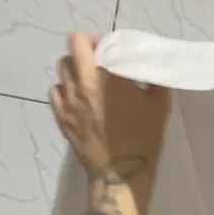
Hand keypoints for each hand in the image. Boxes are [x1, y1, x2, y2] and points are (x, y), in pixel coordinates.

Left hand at [49, 33, 168, 189]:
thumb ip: (151, 79)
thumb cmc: (142, 138)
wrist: (120, 173)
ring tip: (89, 81)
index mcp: (102, 77)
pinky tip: (79, 98)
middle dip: (83, 53)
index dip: (95, 41)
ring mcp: (67, 102)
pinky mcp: (61, 118)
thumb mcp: (158, 104)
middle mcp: (79, 84)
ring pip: (61, 72)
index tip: (108, 50)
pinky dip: (65, 89)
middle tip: (98, 63)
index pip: (82, 42)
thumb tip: (146, 67)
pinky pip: (55, 92)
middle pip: (69, 54)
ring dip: (74, 70)